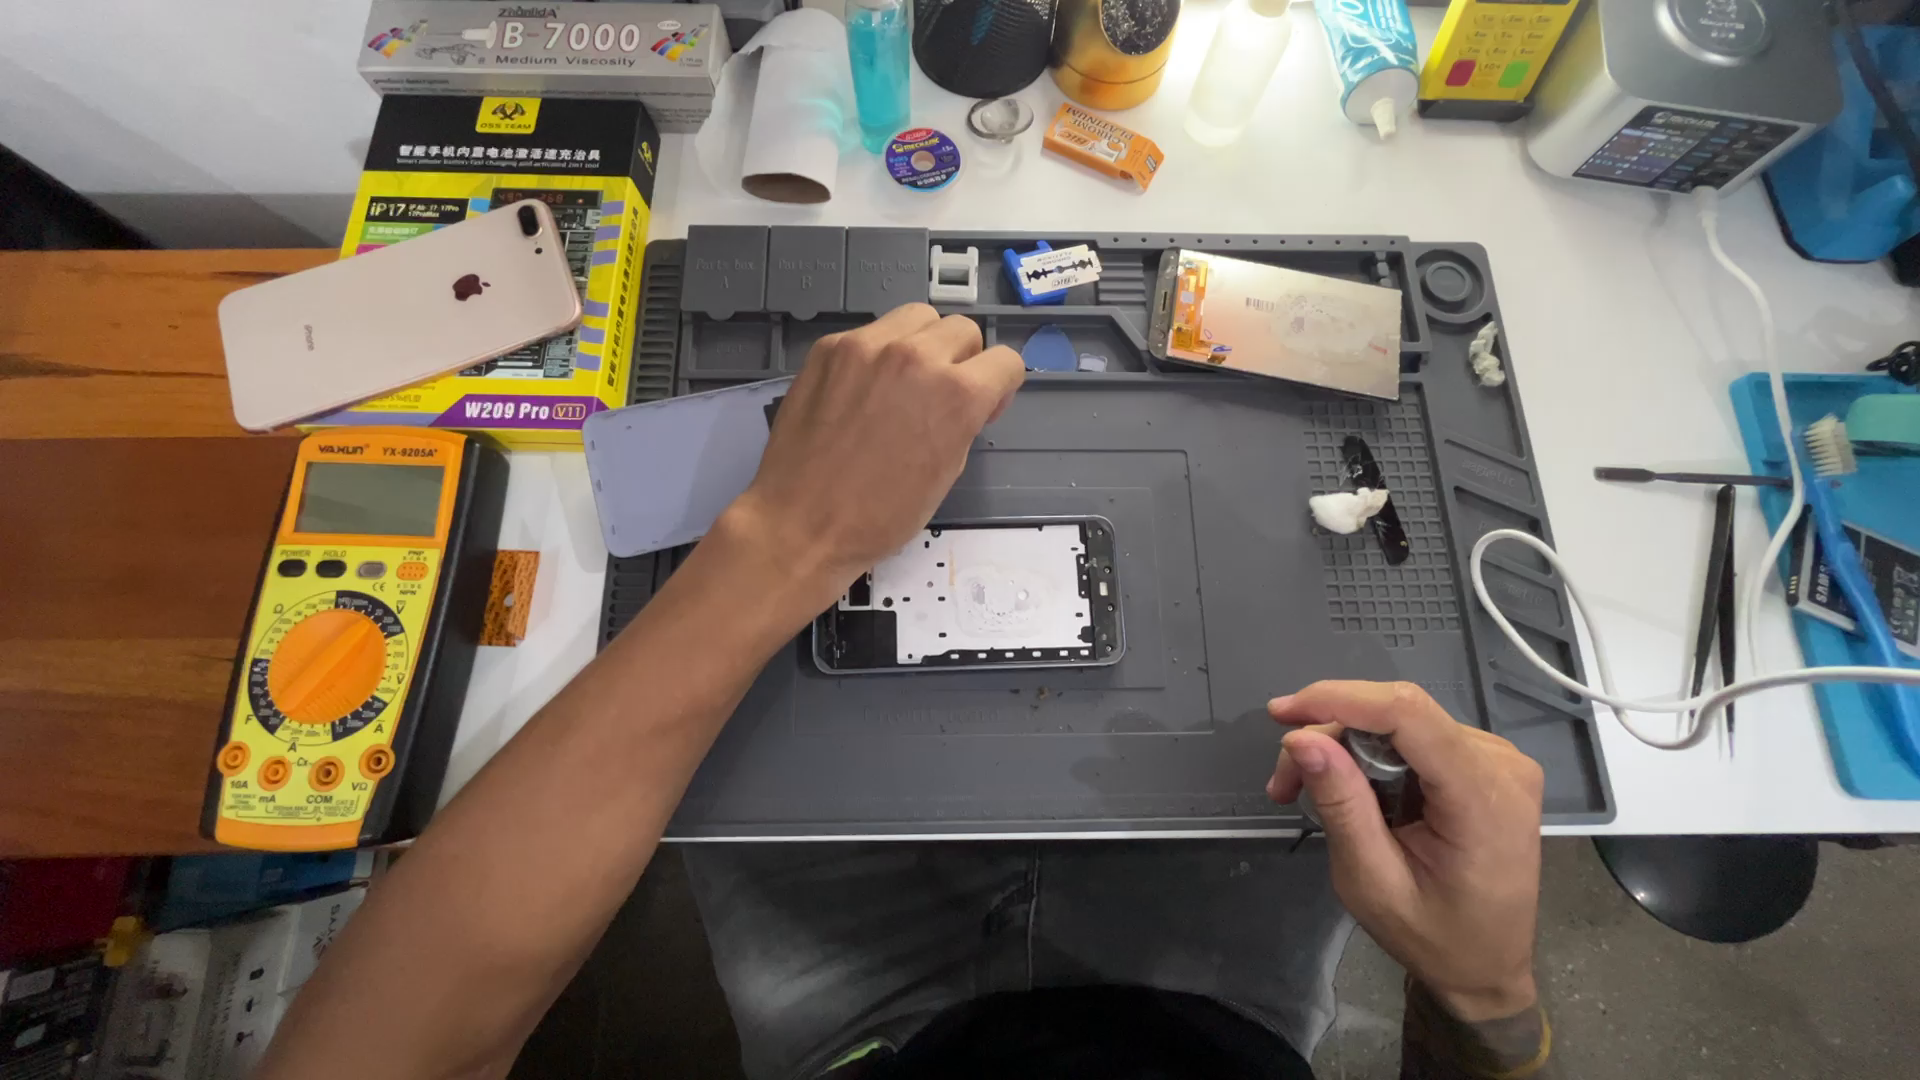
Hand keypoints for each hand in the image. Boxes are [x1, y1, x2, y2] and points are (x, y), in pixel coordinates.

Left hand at [722, 303, 1023, 606]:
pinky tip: (863, 389)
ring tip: (904, 382)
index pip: (1005, 362)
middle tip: (941, 397)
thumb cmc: (879, 516)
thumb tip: (965, 401)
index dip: (999, 387)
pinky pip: (872, 332)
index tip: (982, 407)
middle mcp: (916, 357)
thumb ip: (963, 422)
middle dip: (963, 362)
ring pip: (918, 318)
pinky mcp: (830, 347)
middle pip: (963, 330)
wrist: (802, 522)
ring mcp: (867, 346)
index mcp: (956, 395)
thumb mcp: (945, 473)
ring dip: (923, 344)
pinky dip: (878, 353)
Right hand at [1267, 681, 1543, 1022]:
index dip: (1339, 699)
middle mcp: (1499, 764)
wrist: (1486, 969)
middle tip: (1284, 782)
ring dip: (1338, 747)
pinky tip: (1343, 786)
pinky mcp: (1480, 760)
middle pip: (1393, 714)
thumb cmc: (1433, 936)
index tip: (1280, 714)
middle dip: (1326, 735)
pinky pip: (1405, 734)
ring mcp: (1495, 759)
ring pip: (1392, 721)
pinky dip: (1362, 753)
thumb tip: (1300, 738)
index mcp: (1485, 799)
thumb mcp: (1372, 881)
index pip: (1408, 714)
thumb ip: (1341, 805)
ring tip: (1302, 790)